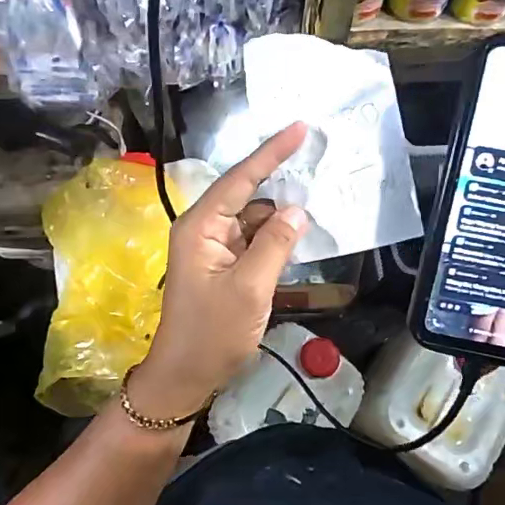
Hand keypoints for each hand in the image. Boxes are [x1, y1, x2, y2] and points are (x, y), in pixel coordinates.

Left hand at [134, 123, 309, 417]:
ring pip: (255, 217)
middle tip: (318, 160)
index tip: (300, 128)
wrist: (186, 376)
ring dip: (282, 213)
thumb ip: (275, 245)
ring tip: (318, 198)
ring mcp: (215, 248)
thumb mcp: (249, 289)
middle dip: (280, 180)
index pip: (240, 179)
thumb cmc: (212, 334)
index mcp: (201, 226)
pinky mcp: (225, 265)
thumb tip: (297, 210)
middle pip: (247, 193)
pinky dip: (277, 236)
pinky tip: (300, 233)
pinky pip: (255, 239)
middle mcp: (205, 229)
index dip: (272, 152)